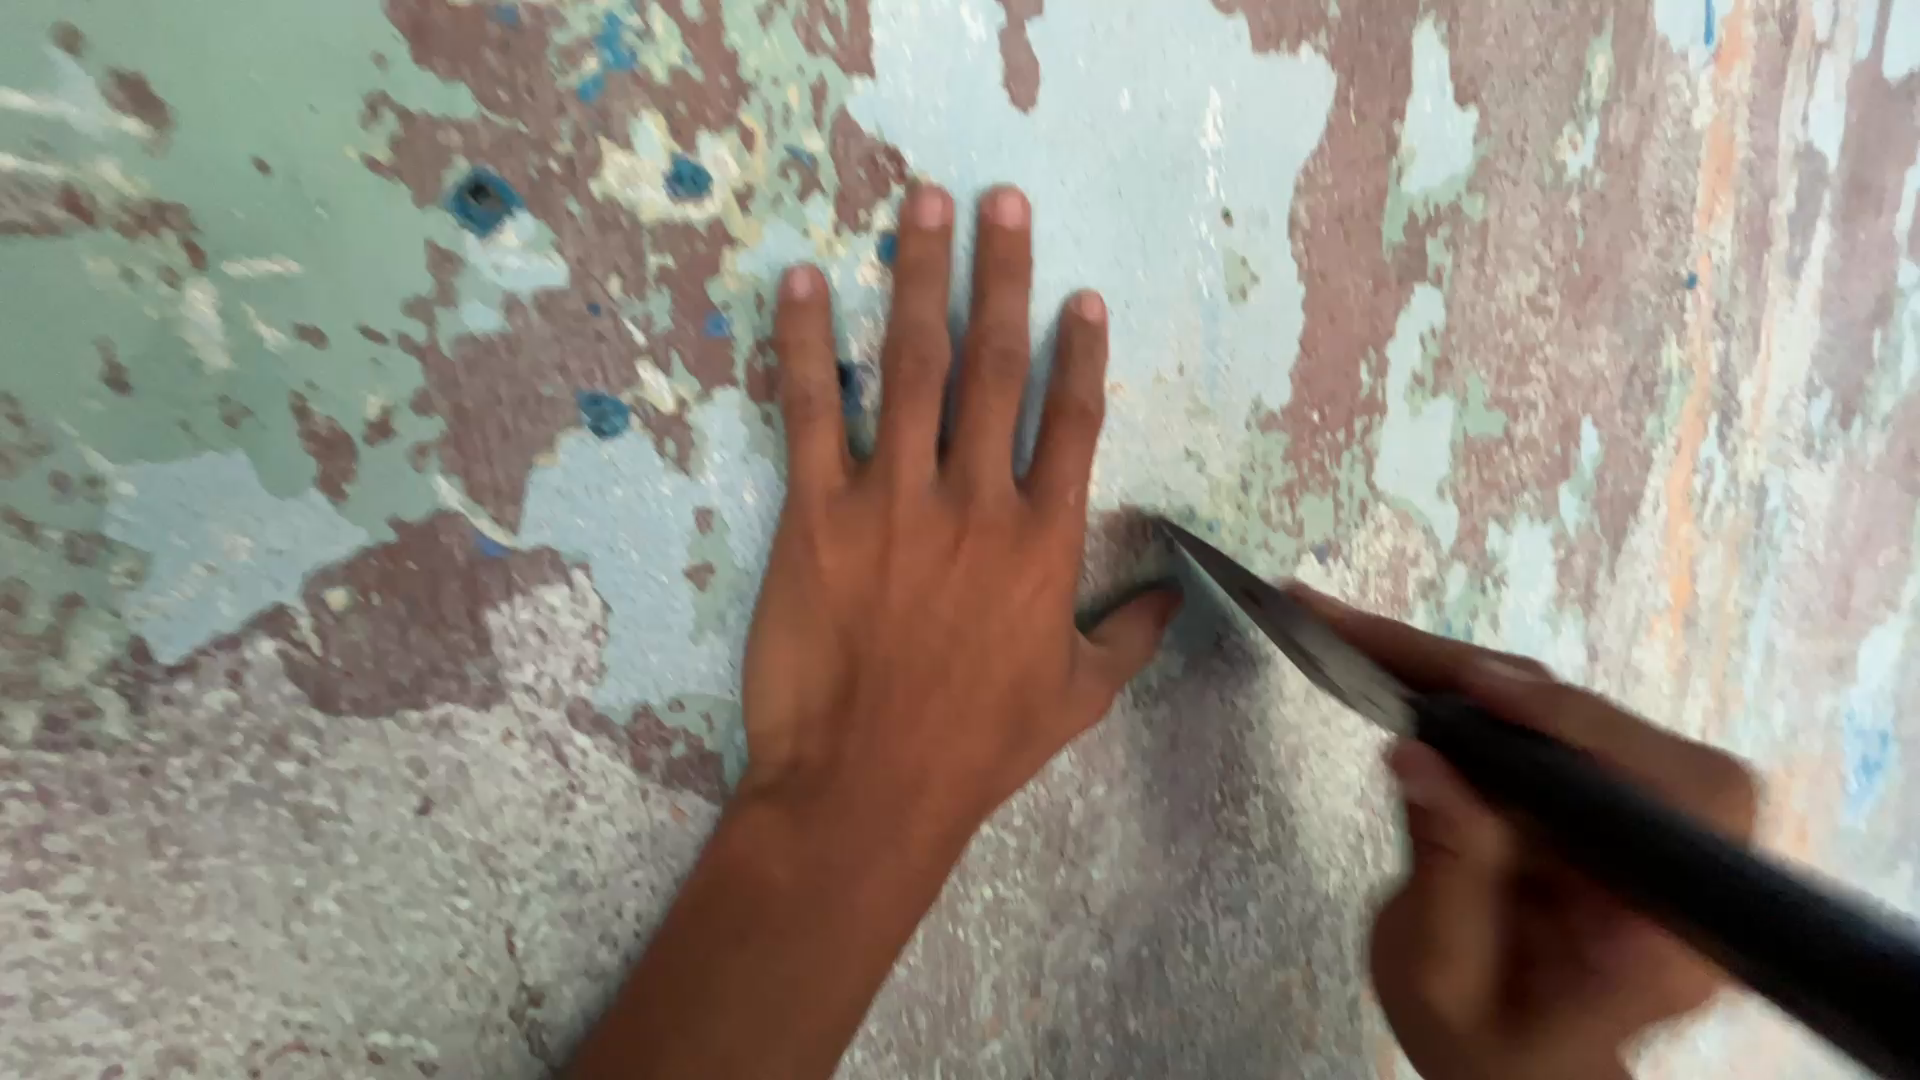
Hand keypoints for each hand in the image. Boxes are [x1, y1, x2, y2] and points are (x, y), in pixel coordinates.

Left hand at [739, 182, 1180, 863]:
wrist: (869, 787)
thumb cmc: (977, 747)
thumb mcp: (1078, 699)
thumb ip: (1132, 638)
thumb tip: (1177, 596)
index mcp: (1043, 543)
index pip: (1072, 422)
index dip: (1079, 352)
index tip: (1080, 296)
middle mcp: (976, 503)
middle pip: (995, 367)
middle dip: (1001, 275)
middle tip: (999, 200)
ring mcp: (894, 502)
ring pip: (911, 367)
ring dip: (918, 279)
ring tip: (923, 207)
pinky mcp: (818, 516)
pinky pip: (812, 412)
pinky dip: (803, 344)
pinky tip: (801, 284)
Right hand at [1294, 587, 1758, 1079]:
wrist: (1510, 1064)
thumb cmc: (1484, 1047)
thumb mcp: (1441, 980)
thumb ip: (1444, 877)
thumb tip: (1412, 753)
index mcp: (1662, 923)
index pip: (1681, 793)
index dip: (1583, 725)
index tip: (1479, 690)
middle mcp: (1658, 857)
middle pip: (1596, 724)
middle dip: (1469, 674)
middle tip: (1353, 633)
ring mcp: (1612, 820)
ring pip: (1547, 709)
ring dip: (1443, 666)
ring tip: (1347, 634)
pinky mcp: (1563, 797)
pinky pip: (1512, 720)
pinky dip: (1438, 682)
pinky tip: (1379, 662)